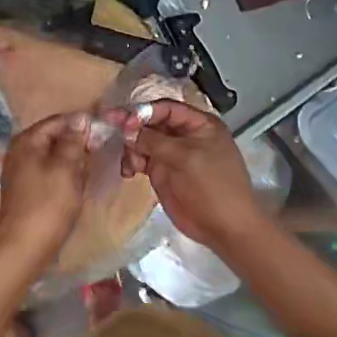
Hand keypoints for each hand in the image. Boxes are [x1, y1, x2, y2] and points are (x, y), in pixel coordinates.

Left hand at [0, 112, 88, 276]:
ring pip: (54, 156)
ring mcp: (21, 172)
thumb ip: (73, 140)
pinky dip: (65, 174)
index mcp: (27, 141)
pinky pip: (50, 172)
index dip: (82, 123)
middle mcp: (20, 152)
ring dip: (73, 160)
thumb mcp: (66, 168)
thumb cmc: (48, 205)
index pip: (58, 120)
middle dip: (78, 143)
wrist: (24, 248)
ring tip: (93, 167)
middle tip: (102, 151)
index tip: (105, 131)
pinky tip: (78, 184)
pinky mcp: (26, 190)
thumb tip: (80, 118)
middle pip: (55, 138)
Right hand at [120, 100, 265, 251]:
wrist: (225, 227)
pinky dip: (132, 162)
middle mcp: (185, 135)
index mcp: (199, 124)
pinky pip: (142, 160)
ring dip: (131, 148)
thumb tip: (128, 129)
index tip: (123, 121)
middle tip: (111, 134)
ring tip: (129, 164)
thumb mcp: (185, 158)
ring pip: (144, 142)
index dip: (144, 112)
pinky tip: (128, 171)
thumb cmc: (212, 186)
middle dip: (133, 129)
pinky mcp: (164, 173)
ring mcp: (174, 155)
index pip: (167, 108)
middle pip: (152, 123)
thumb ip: (155, 141)